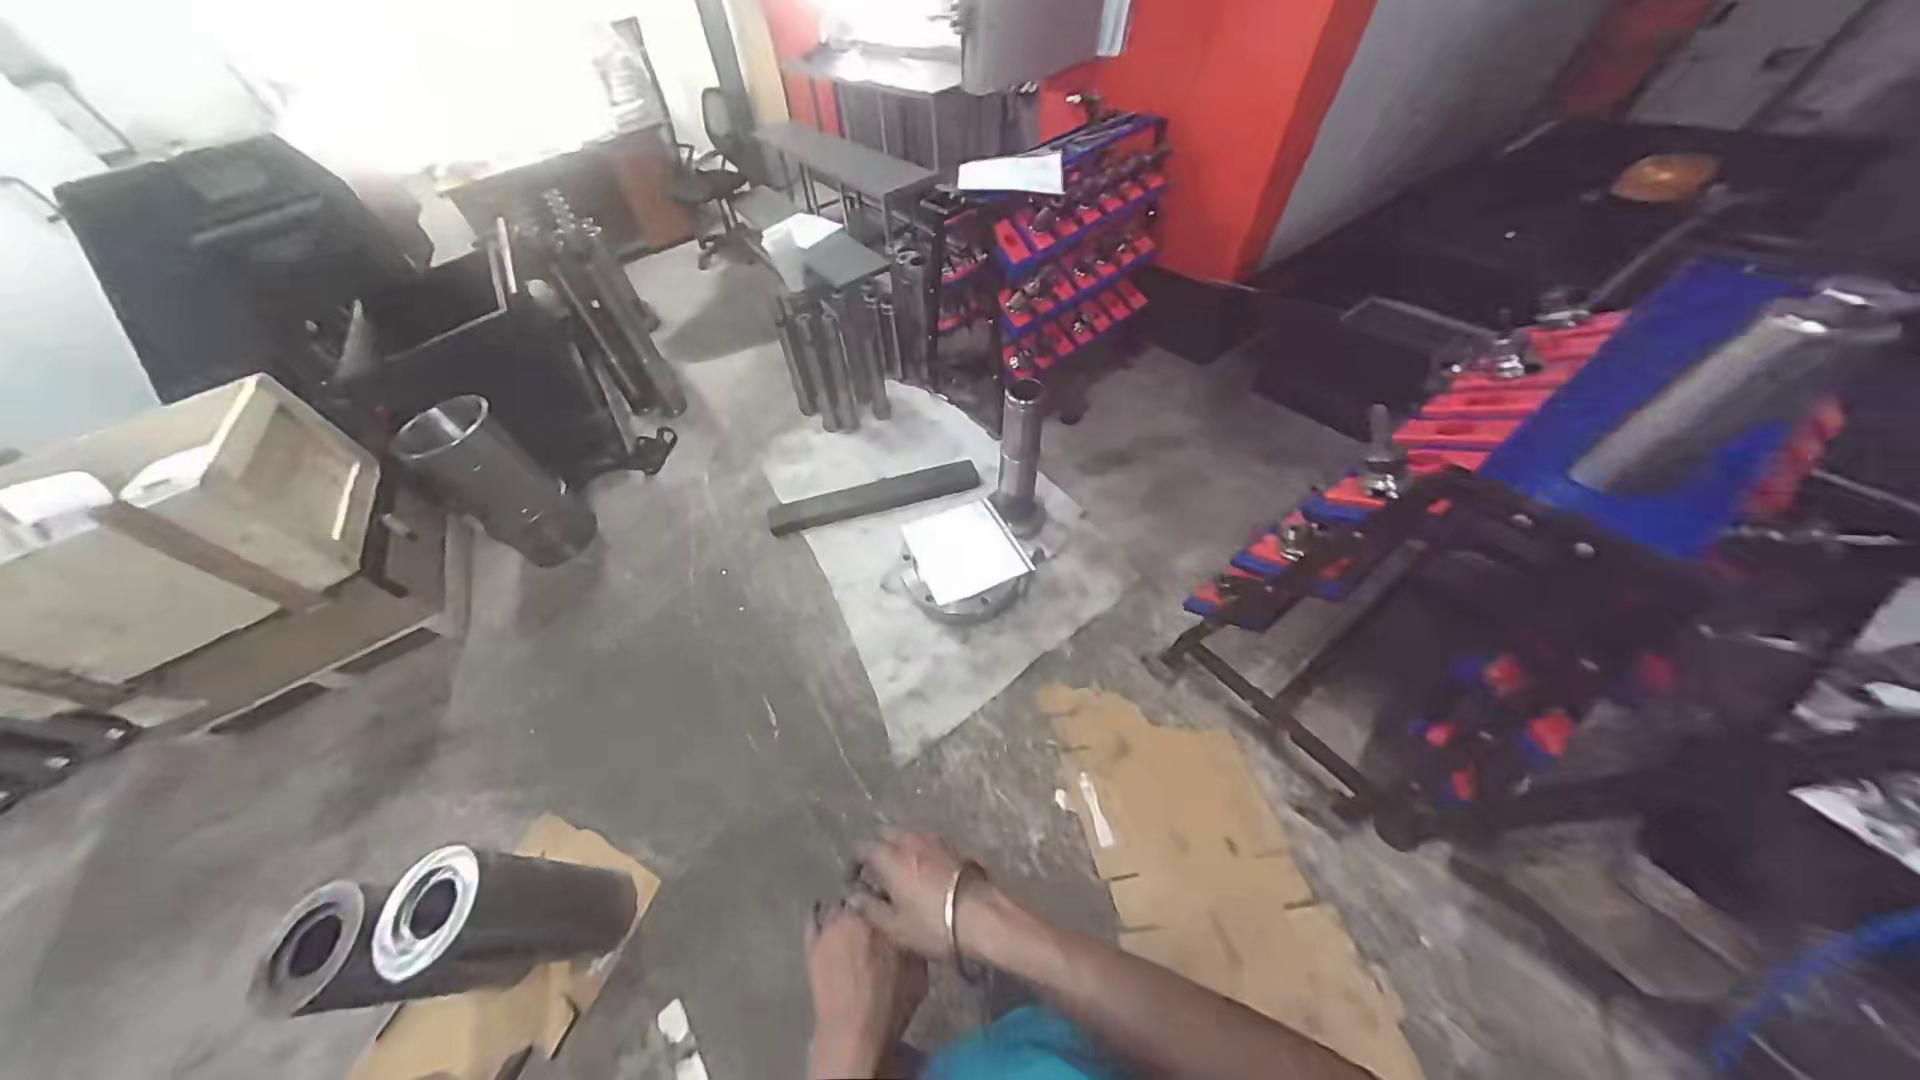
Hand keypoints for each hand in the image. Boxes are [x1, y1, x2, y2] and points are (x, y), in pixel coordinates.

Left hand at [806, 902, 925, 1078]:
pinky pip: (813, 915)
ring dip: (843, 908)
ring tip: (847, 923)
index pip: (886, 888)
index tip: (887, 903)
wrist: (854, 1029)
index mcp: (888, 912)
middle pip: (860, 890)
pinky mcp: (812, 939)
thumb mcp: (919, 971)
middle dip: (864, 899)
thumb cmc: (892, 1002)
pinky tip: (823, 921)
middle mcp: (859, 908)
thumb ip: (912, 940)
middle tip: (868, 916)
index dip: (886, 895)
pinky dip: (819, 915)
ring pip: (837, 901)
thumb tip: (910, 929)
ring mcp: (832, 922)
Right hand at [848, 829, 975, 960]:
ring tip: (899, 879)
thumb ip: (869, 908)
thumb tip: (853, 896)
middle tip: (875, 878)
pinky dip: (916, 853)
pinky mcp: (951, 846)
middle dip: (876, 852)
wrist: (981, 915)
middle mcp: (910, 841)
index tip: (853, 882)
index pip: (862, 847)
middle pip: (885, 835)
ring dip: (897, 851)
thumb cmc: (932, 924)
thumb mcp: (895, 926)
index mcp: (891, 857)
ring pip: (906, 837)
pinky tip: (921, 877)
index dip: (853, 863)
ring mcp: (933, 840)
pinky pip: (925, 843)